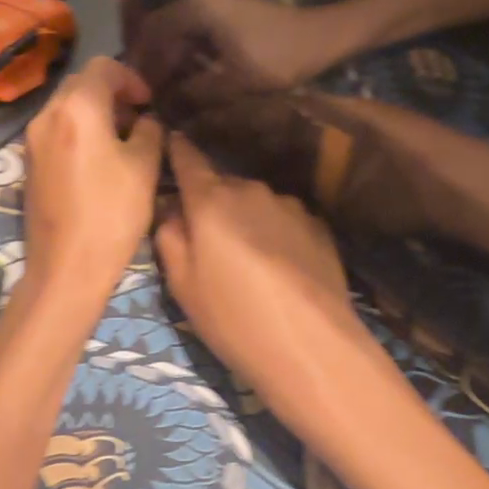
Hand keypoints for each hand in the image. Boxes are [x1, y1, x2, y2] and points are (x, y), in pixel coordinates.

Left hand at [23, 57, 164, 296]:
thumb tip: (147, 119)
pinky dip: (79, 131)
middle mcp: (47, 114)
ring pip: (67, 107)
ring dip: (95, 112)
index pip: (104, 67)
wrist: (66, 268)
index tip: (150, 103)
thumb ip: (150, 130)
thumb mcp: (144, 167)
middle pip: (82, 83)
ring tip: (122, 140)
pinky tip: (99, 159)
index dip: (132, 78)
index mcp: (77, 108)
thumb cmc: (111, 214)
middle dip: (112, 93)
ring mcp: (32, 139)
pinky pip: (57, 129)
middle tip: (139, 119)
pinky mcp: (28, 163)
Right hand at [135, 0, 348, 94]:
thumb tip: (167, 108)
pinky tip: (189, 83)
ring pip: (179, 34)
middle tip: (149, 97)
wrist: (326, 36)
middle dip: (155, 63)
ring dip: (172, 62)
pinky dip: (189, 57)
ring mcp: (215, 4)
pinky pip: (197, 34)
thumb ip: (196, 93)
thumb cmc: (280, 56)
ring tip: (166, 95)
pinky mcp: (228, 14)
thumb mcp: (236, 81)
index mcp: (197, 7)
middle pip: (163, 30)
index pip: (152, 31)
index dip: (141, 62)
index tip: (137, 92)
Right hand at [154, 134, 374, 421]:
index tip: (171, 141)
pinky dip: (276, 234)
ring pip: (256, 203)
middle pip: (223, 185)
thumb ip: (170, 238)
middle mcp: (252, 190)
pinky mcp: (319, 225)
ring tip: (249, 262)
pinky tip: (280, 269)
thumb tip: (172, 211)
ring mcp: (290, 205)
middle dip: (212, 203)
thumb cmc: (235, 319)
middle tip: (209, 242)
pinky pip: (284, 221)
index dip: (177, 149)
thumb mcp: (183, 286)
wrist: (313, 346)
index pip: (188, 158)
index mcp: (212, 200)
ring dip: (247, 220)